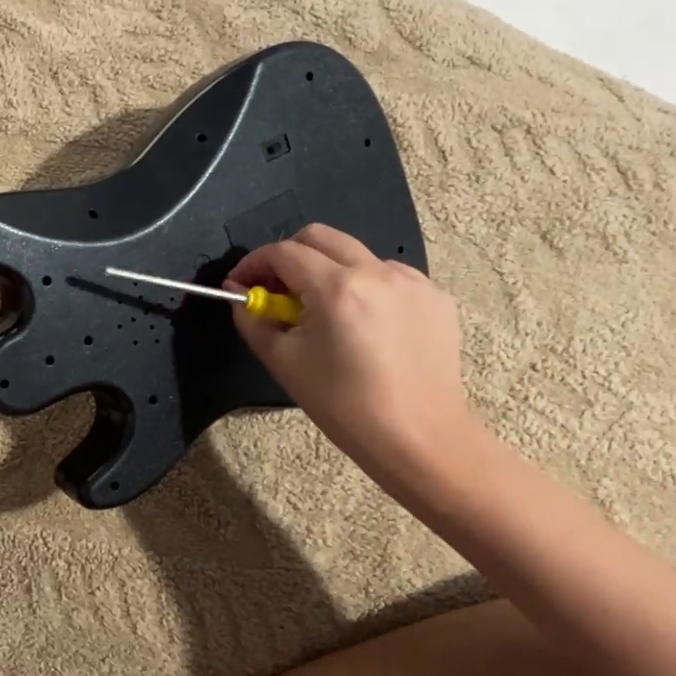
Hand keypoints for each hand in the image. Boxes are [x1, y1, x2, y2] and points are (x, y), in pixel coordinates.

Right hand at [227, 224, 472, 466]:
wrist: (419, 438)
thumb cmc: (343, 406)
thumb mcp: (283, 363)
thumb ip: (253, 320)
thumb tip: (240, 295)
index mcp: (336, 288)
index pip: (283, 252)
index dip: (254, 263)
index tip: (241, 282)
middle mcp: (377, 273)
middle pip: (320, 237)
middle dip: (289, 255)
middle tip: (276, 288)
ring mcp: (412, 282)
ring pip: (356, 254)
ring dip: (329, 270)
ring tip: (323, 311)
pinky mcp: (435, 298)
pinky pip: (389, 276)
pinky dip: (364, 287)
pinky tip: (362, 324)